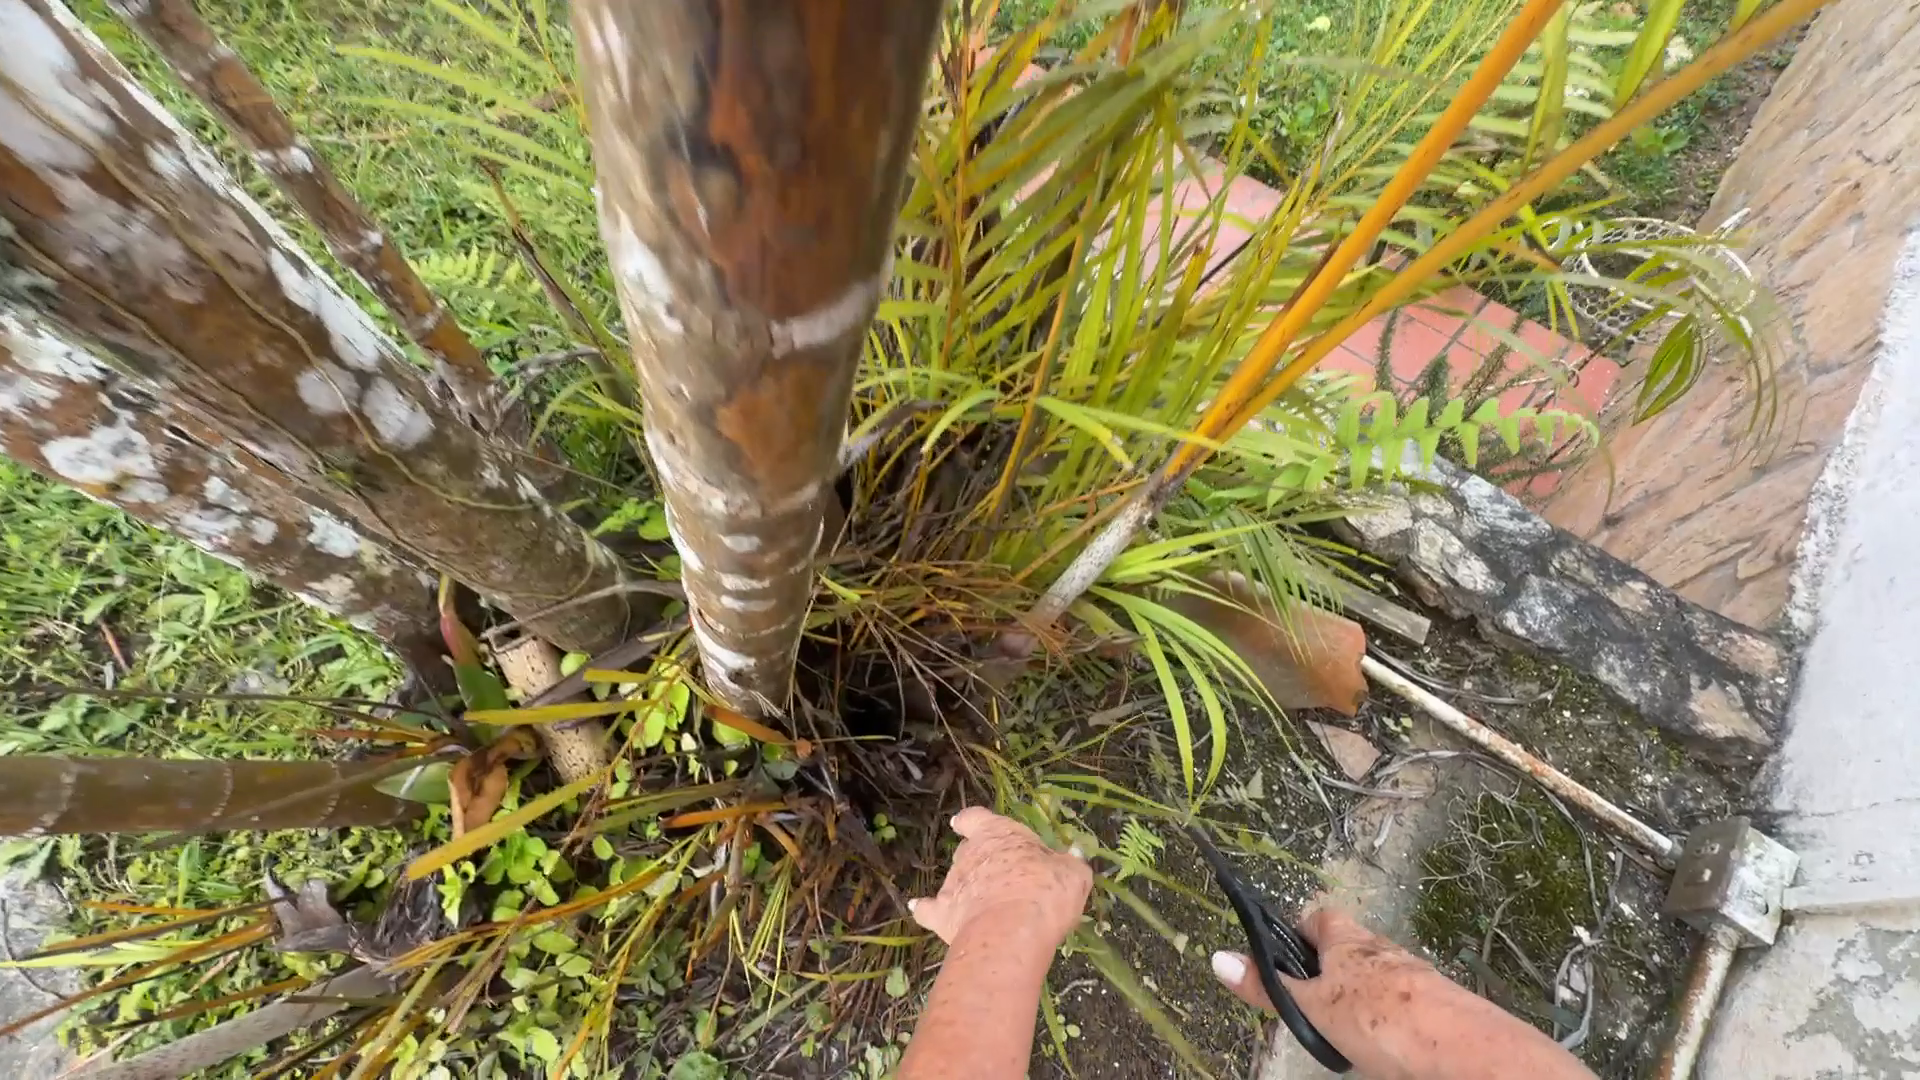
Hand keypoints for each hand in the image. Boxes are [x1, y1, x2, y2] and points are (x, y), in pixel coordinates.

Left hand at [909, 807, 1090, 951]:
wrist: (1012, 932)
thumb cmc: (1045, 893)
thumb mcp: (1072, 875)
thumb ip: (1071, 863)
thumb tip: (1075, 854)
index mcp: (998, 833)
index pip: (978, 818)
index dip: (974, 821)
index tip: (967, 823)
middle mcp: (970, 852)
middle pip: (969, 850)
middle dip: (979, 861)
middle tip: (999, 879)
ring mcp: (952, 883)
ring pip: (954, 879)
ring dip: (964, 888)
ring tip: (979, 906)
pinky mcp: (941, 914)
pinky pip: (927, 908)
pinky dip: (924, 909)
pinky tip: (919, 910)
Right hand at [1210, 904, 1595, 1079]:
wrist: (1474, 1056)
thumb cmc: (1382, 1021)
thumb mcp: (1315, 1009)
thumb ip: (1268, 989)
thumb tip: (1215, 957)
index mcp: (1345, 938)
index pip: (1315, 918)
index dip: (1297, 934)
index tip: (1284, 962)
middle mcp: (1380, 947)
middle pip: (1347, 948)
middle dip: (1330, 972)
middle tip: (1313, 1006)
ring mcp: (1416, 977)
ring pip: (1379, 978)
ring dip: (1363, 998)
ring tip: (1351, 1036)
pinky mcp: (1444, 1008)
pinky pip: (1408, 1007)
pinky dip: (1395, 1023)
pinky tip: (1392, 1051)